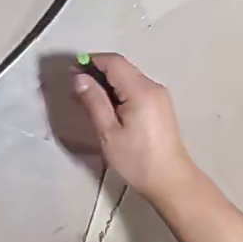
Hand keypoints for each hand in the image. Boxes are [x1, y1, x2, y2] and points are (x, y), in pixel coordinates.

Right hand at [71, 53, 202, 205]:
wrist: (170, 180)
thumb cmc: (137, 159)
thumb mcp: (109, 133)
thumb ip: (94, 102)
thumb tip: (79, 78)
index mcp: (141, 90)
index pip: (114, 62)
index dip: (91, 61)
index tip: (72, 71)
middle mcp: (153, 86)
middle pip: (122, 68)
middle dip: (97, 71)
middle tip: (76, 87)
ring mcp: (160, 95)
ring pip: (129, 78)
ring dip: (107, 82)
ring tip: (87, 98)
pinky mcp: (161, 105)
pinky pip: (136, 88)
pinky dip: (118, 91)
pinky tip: (107, 106)